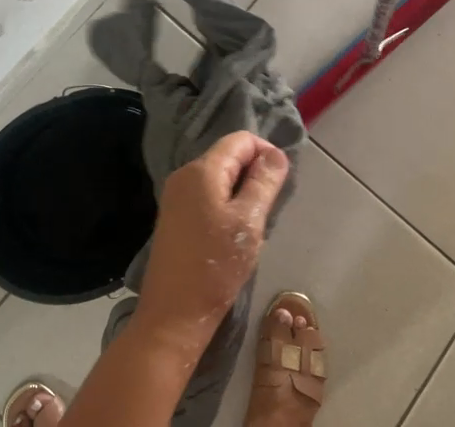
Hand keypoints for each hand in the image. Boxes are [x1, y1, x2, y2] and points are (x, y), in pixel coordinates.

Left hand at [135, 131, 289, 343]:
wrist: (173, 315)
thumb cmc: (215, 267)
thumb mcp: (249, 222)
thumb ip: (264, 182)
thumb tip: (275, 153)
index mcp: (201, 170)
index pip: (241, 140)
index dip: (266, 152)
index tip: (281, 183)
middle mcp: (184, 175)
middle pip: (228, 156)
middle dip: (254, 174)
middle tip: (269, 208)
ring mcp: (176, 196)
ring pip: (219, 177)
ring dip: (242, 192)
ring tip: (254, 224)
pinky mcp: (175, 217)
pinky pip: (207, 195)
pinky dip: (226, 204)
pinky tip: (234, 233)